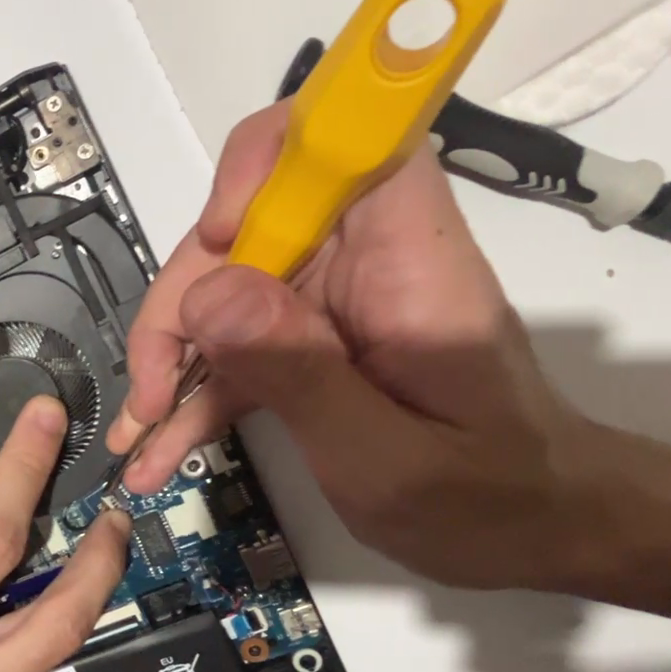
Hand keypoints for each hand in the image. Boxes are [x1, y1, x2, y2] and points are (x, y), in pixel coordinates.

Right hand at [109, 103, 590, 589]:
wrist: (532, 528)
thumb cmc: (486, 500)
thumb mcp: (386, 458)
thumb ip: (302, 374)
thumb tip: (208, 294)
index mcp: (408, 263)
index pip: (347, 143)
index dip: (265, 164)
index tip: (217, 239)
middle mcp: (364, 262)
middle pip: (247, 231)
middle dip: (181, 305)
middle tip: (151, 394)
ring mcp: (329, 302)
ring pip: (221, 290)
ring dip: (172, 361)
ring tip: (139, 442)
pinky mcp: (308, 341)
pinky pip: (233, 345)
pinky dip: (192, 395)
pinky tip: (157, 452)